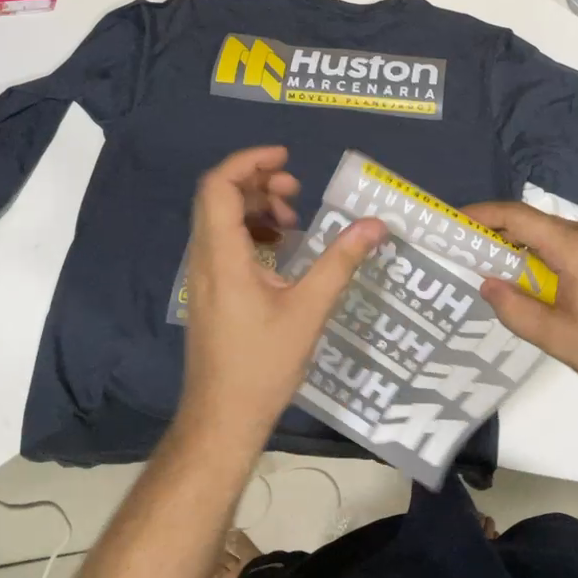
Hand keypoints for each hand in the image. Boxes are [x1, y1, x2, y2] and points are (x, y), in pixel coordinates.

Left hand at [177, 147, 384, 442]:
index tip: (287, 158)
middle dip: (258, 180)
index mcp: (222, 256)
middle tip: (297, 190)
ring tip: (294, 217)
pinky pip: (223, 241)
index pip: (219, 186)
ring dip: (255, 205)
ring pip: (220, 218)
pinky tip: (281, 248)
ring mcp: (203, 276)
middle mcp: (205, 258)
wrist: (221, 420)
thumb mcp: (309, 311)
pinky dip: (251, 230)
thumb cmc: (262, 366)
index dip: (249, 161)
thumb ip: (339, 262)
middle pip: (218, 195)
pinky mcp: (209, 291)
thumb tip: (374, 224)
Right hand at [464, 201, 577, 411]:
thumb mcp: (560, 340)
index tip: (452, 220)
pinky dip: (545, 258)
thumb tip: (485, 283)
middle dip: (498, 233)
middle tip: (465, 252)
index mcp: (576, 248)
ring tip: (493, 270)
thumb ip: (517, 310)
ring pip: (552, 237)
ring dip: (522, 249)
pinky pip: (571, 248)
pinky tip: (534, 284)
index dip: (483, 214)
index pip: (518, 217)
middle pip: (534, 223)